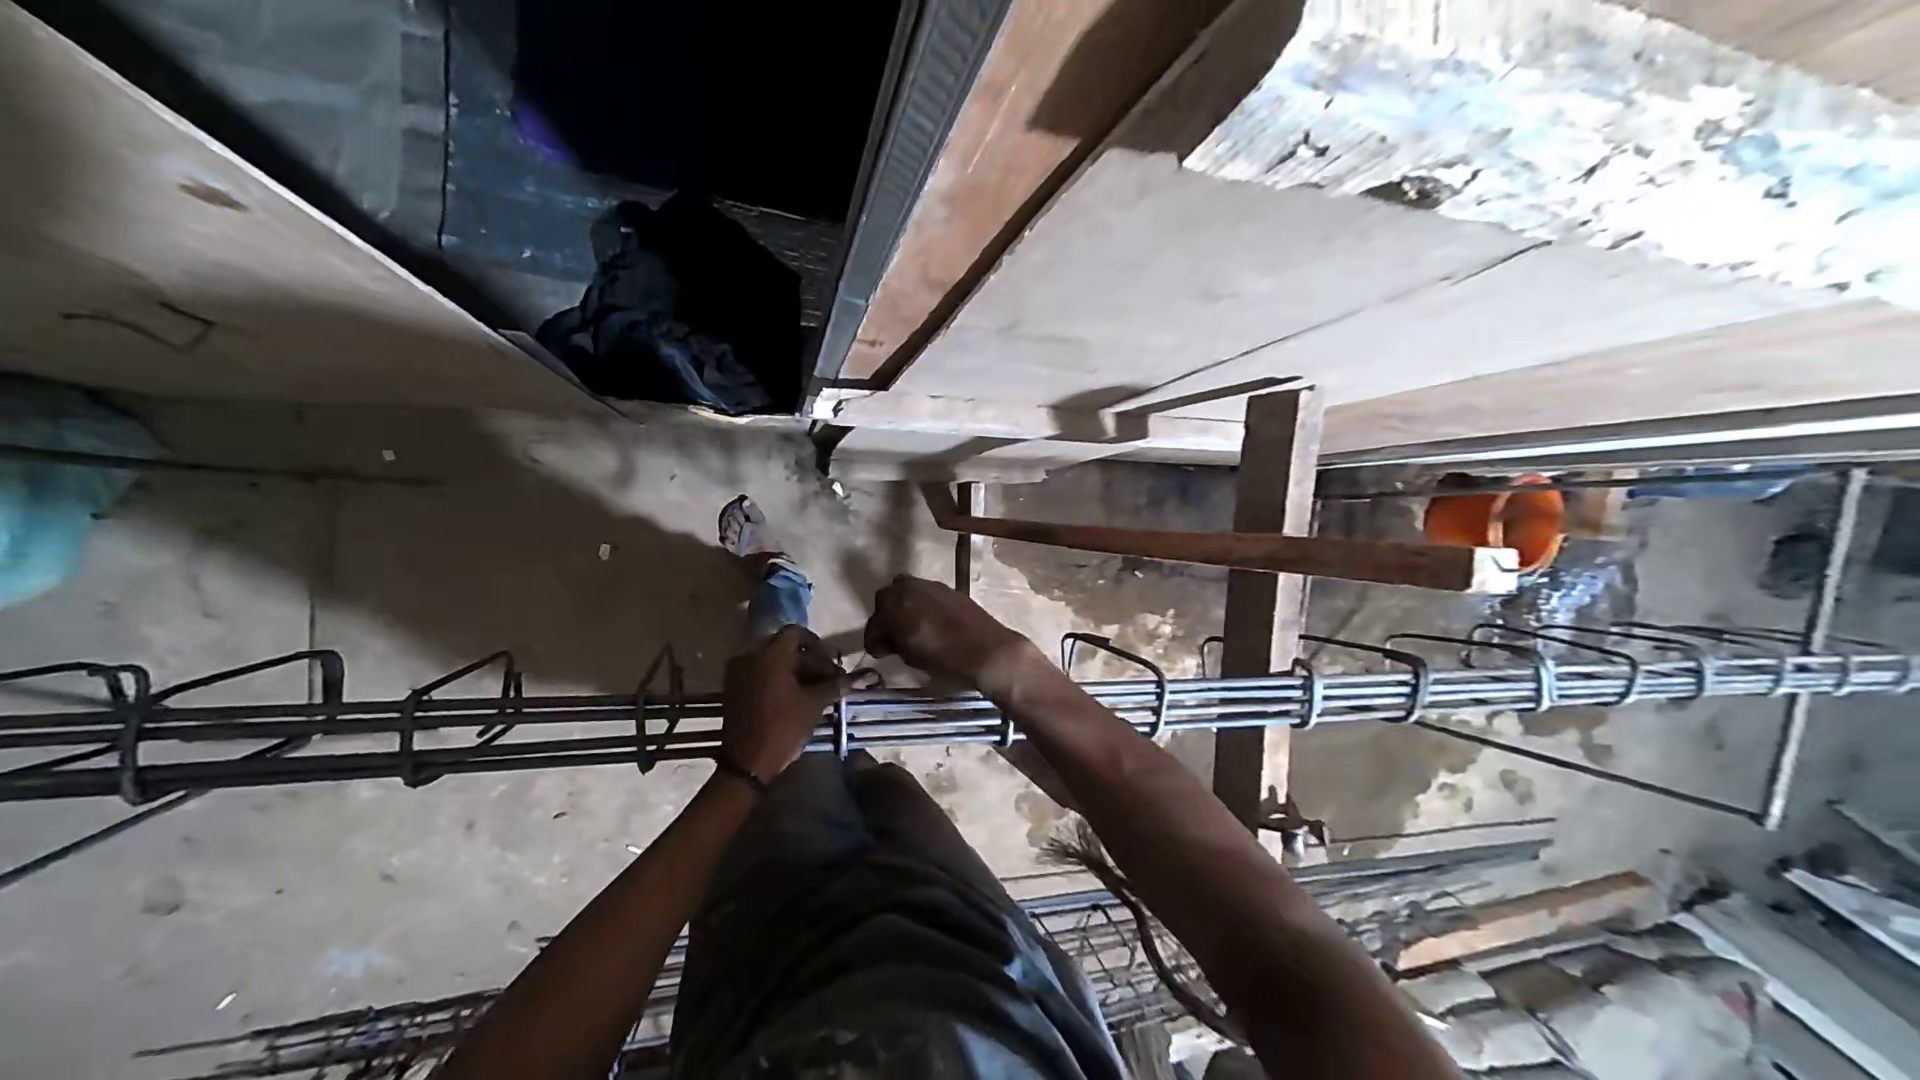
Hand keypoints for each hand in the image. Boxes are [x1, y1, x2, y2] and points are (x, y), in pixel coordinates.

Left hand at [721, 626, 848, 778]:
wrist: (746, 764)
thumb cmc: (782, 728)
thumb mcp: (813, 705)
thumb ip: (836, 685)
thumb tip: (865, 676)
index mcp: (769, 655)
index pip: (795, 633)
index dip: (816, 644)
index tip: (831, 661)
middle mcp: (750, 657)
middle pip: (786, 650)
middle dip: (811, 662)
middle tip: (831, 680)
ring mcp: (738, 674)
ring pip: (774, 664)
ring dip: (797, 672)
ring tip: (818, 692)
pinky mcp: (734, 690)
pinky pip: (761, 675)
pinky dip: (780, 681)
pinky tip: (797, 698)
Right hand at [863, 575, 1041, 697]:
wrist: (988, 650)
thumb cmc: (946, 659)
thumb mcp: (912, 657)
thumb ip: (894, 644)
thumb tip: (887, 641)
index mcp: (896, 608)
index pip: (874, 623)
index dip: (873, 639)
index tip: (878, 651)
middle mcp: (909, 590)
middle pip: (886, 598)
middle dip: (885, 616)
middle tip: (891, 635)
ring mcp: (930, 586)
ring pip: (904, 589)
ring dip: (902, 605)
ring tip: (909, 625)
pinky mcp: (947, 588)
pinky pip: (924, 592)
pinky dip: (920, 603)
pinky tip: (928, 619)